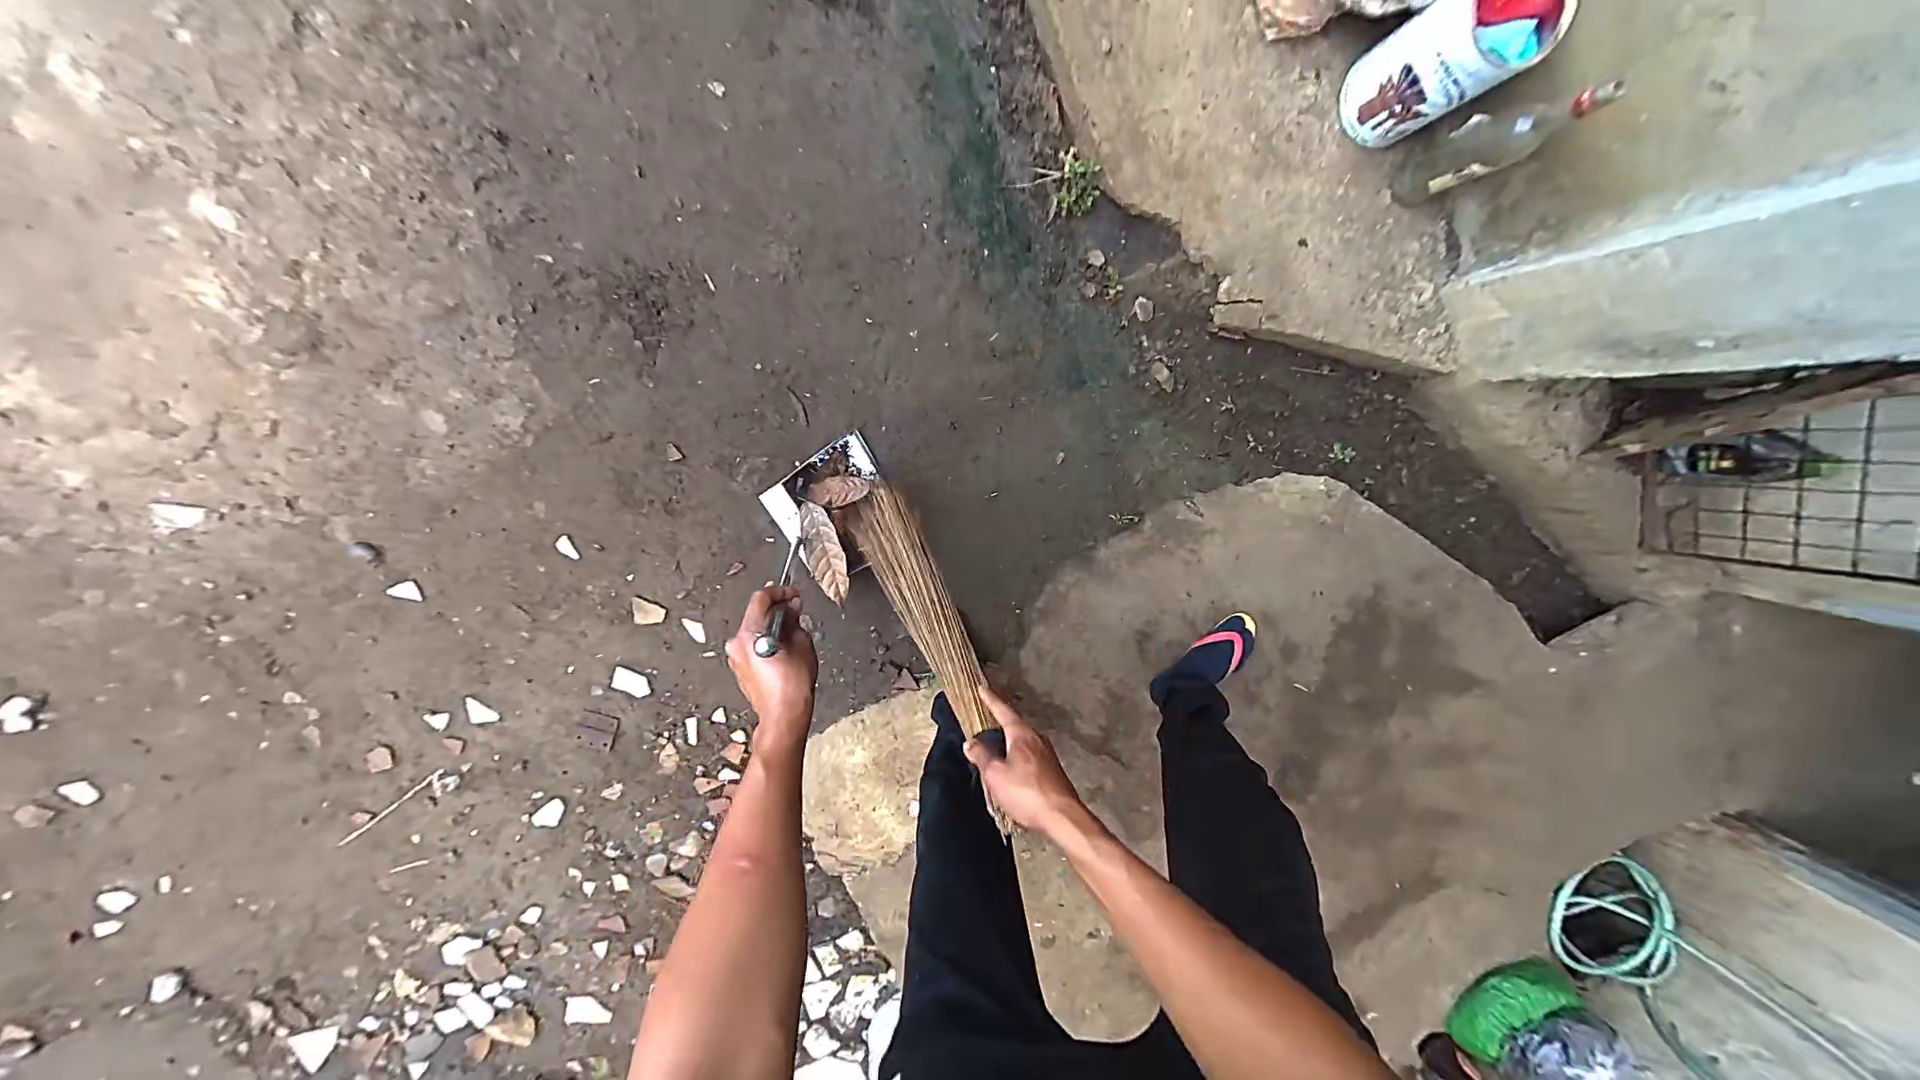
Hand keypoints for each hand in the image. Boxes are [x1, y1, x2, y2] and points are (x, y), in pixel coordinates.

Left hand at [724, 586, 817, 750]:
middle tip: (796, 609)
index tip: (792, 593)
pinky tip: (783, 646)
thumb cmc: (792, 685)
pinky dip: (766, 639)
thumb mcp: (802, 644)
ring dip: (772, 625)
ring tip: (793, 630)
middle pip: (755, 614)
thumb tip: (793, 609)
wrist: (783, 714)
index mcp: (750, 634)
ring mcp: (735, 657)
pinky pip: (751, 644)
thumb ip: (795, 621)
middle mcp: (737, 643)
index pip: (761, 599)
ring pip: (754, 630)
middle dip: (777, 609)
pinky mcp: (739, 667)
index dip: (780, 592)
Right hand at [963, 686, 1087, 835]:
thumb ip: (981, 756)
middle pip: (1015, 724)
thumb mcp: (995, 774)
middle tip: (988, 714)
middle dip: (1000, 721)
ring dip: (1009, 742)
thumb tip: (971, 742)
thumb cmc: (1028, 793)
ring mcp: (1047, 755)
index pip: (1003, 710)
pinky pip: (1030, 756)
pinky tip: (1012, 769)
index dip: (991, 700)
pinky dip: (1018, 757)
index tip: (983, 689)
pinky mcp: (1051, 771)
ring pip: (1023, 741)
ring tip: (996, 745)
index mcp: (1022, 734)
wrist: (1061, 816)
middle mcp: (1037, 739)